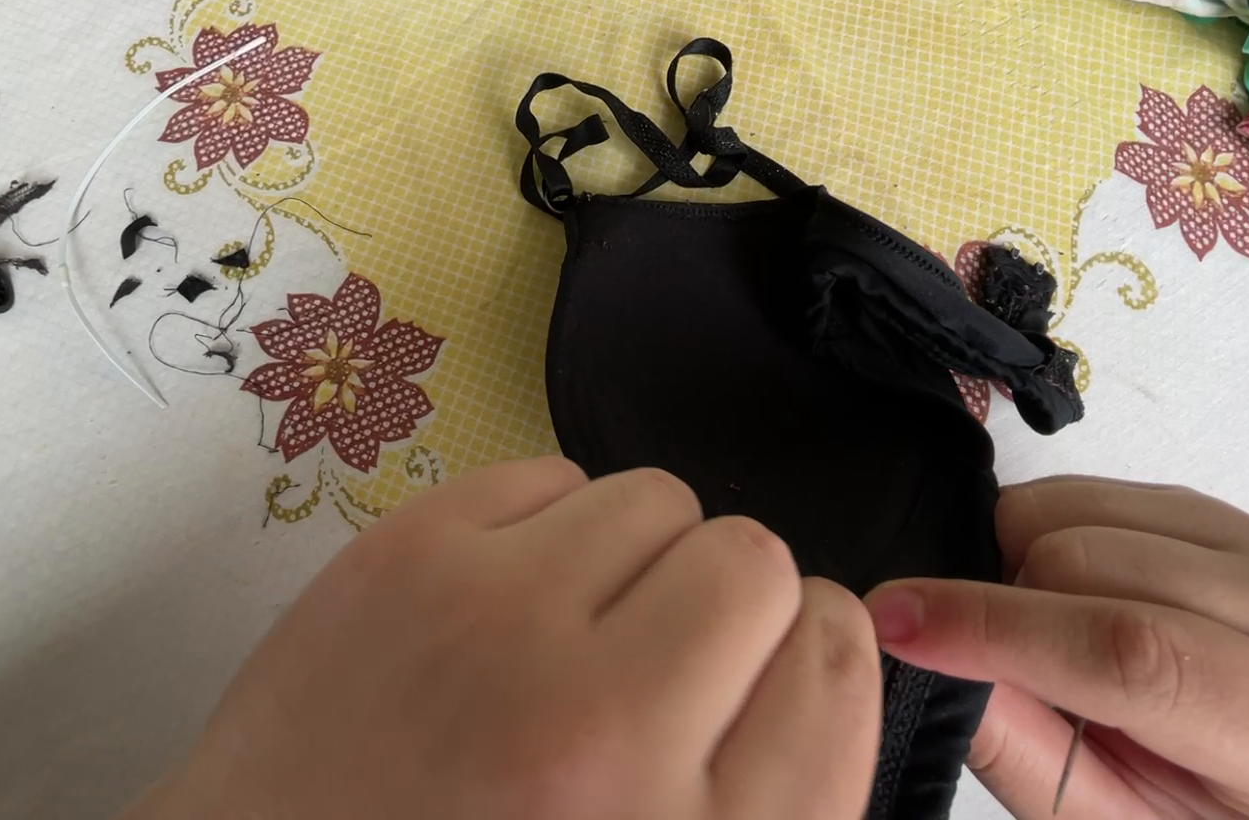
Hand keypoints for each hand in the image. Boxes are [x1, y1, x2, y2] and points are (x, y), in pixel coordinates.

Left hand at [121, 457, 880, 819]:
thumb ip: (772, 777)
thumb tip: (805, 638)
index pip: (838, 655)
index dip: (807, 645)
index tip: (756, 665)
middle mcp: (607, 730)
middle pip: (756, 556)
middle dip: (722, 595)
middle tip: (652, 649)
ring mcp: (497, 622)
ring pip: (658, 494)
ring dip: (636, 549)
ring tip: (574, 618)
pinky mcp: (410, 549)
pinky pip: (554, 472)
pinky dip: (551, 521)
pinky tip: (507, 592)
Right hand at [865, 476, 1248, 819]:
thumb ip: (1020, 750)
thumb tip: (920, 652)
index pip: (1131, 653)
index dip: (994, 627)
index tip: (891, 621)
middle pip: (1087, 561)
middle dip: (1004, 603)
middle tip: (1006, 667)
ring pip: (1072, 512)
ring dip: (1017, 565)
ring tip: (1050, 637)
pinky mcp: (1223, 514)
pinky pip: (1081, 490)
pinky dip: (1037, 534)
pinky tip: (1071, 597)